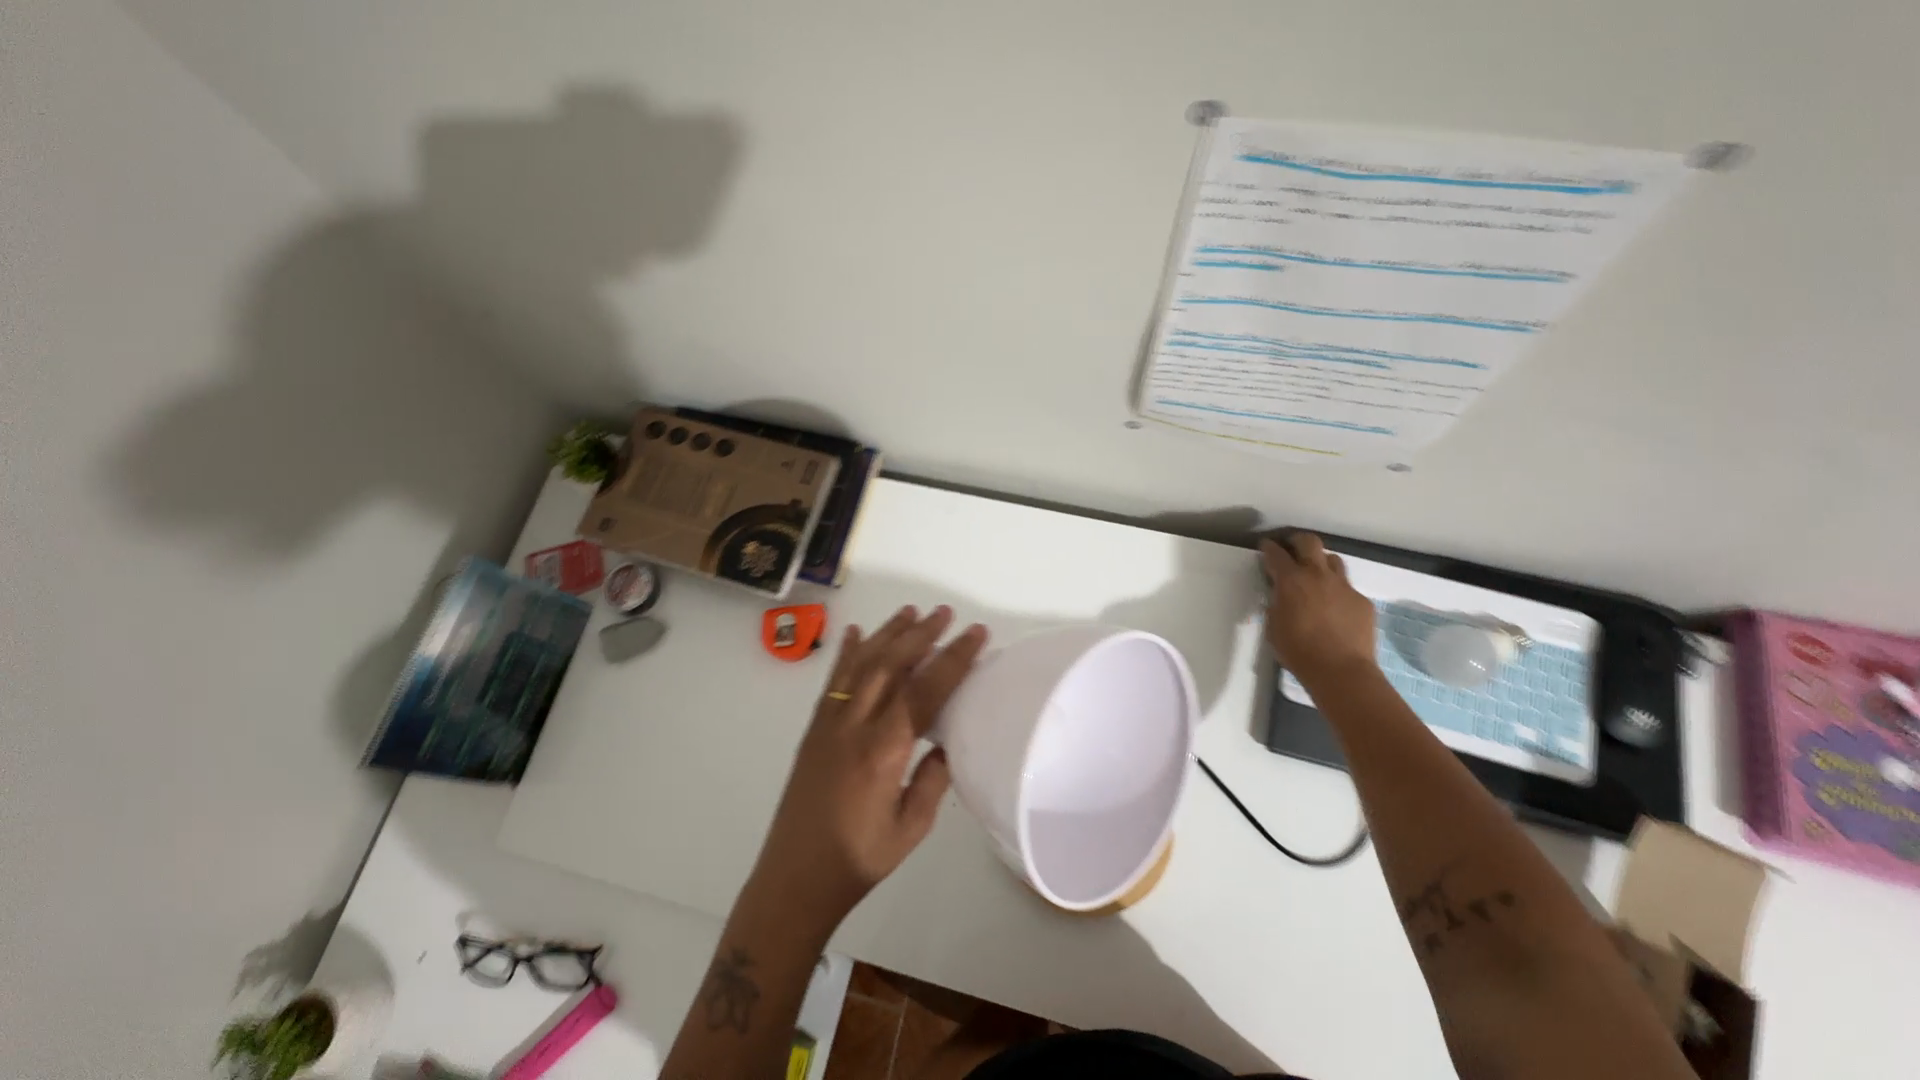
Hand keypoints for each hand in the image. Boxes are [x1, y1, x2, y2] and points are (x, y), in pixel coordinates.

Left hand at [751, 605, 987, 929]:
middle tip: (945, 613)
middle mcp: (854, 728)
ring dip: (886, 635)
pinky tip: (857, 634)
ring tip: (910, 612)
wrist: (795, 877)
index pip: (924, 691)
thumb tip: (945, 743)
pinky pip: (833, 682)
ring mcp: (829, 726)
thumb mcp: (910, 828)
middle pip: (889, 666)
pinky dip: (847, 654)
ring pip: (860, 666)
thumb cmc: (859, 859)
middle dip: (920, 635)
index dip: (952, 659)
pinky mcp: (813, 731)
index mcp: (883, 752)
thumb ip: (932, 781)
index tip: (974, 635)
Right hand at [1262, 533, 1378, 688]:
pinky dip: (1338, 593)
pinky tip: (1336, 610)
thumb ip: (1275, 606)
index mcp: (1291, 581)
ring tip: (1316, 578)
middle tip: (1292, 550)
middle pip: (1309, 542)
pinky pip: (1348, 588)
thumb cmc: (1299, 652)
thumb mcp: (1274, 628)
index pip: (1276, 554)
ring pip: (1333, 561)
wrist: (1341, 671)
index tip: (1265, 547)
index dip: (1268, 548)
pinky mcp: (1362, 601)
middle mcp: (1318, 575)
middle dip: (1298, 541)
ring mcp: (1344, 586)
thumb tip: (1280, 598)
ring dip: (1321, 564)